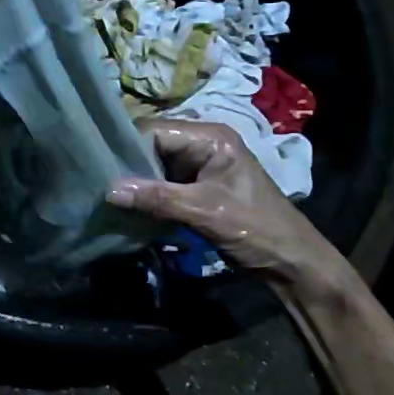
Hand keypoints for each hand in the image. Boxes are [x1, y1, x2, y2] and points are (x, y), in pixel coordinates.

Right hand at [107, 120, 345, 291]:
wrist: (293, 265)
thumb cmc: (257, 230)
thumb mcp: (205, 212)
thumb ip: (156, 198)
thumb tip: (108, 190)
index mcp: (210, 137)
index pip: (154, 130)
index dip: (127, 147)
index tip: (101, 167)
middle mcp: (201, 143)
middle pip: (150, 144)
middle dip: (127, 163)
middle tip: (100, 182)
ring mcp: (198, 164)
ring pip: (152, 163)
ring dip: (134, 180)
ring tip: (108, 193)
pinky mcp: (194, 184)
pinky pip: (160, 180)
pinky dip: (145, 192)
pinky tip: (128, 204)